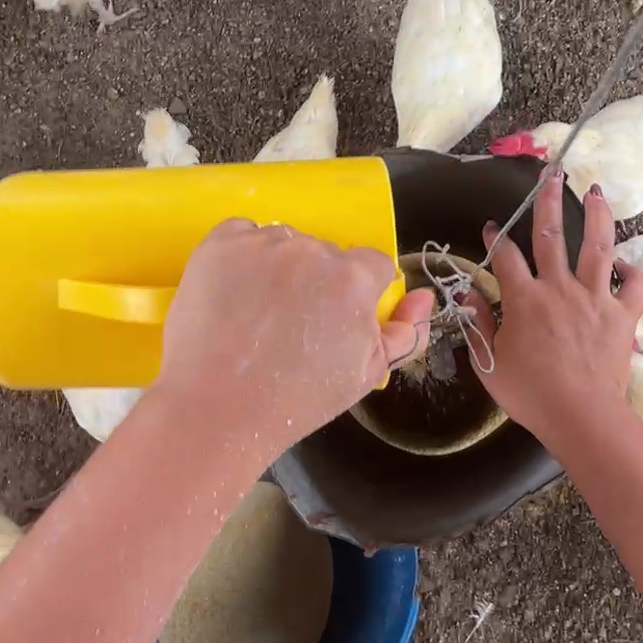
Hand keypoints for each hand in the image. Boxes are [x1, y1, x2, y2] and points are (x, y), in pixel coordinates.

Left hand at [150, 218, 435, 461]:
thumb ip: (405, 331)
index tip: (334, 321)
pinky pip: (242, 233)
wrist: (218, 409)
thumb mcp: (366, 374)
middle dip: (318, 280)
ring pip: (284, 242)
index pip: (372, 265)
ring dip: (280, 265)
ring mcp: (262, 243)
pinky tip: (235, 290)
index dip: (357, 294)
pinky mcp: (219, 244)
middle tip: (293, 324)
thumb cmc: (297, 398)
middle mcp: (312, 250)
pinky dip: (242, 254)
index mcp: (354, 278)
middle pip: (326, 253)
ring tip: (259, 311)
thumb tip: (424, 296)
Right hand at [462, 168, 642, 441]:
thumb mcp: (490, 363)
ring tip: (597, 192)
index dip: (497, 238)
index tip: (493, 227)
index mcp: (524, 299)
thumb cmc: (530, 393)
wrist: (581, 416)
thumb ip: (479, 324)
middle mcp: (560, 288)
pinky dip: (632, 270)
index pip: (506, 256)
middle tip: (551, 174)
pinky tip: (624, 262)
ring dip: (597, 215)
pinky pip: (633, 285)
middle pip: (551, 235)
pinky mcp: (621, 315)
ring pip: (597, 246)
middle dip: (548, 201)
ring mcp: (595, 298)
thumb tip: (469, 293)